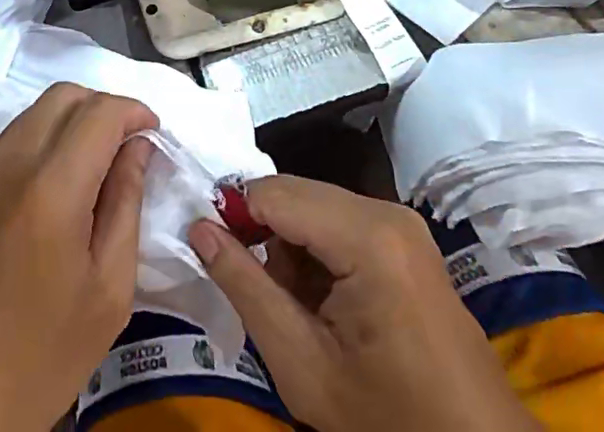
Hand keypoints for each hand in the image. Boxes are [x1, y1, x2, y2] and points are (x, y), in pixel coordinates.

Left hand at [0, 84, 158, 431]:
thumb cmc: (42, 355)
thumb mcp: (108, 289)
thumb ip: (125, 204)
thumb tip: (137, 149)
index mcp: (49, 187)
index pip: (98, 112)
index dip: (134, 112)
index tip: (155, 134)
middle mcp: (7, 162)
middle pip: (62, 96)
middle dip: (104, 108)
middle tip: (131, 146)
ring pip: (34, 113)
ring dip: (73, 122)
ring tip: (99, 167)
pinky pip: (12, 140)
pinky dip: (45, 141)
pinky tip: (61, 186)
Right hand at [188, 176, 537, 431]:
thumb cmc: (388, 417)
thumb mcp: (300, 361)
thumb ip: (244, 285)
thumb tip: (198, 227)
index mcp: (367, 237)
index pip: (271, 193)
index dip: (232, 215)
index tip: (212, 254)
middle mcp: (386, 212)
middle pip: (292, 193)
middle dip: (261, 231)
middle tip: (254, 287)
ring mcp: (400, 223)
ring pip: (310, 205)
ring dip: (286, 244)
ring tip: (293, 305)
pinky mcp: (405, 238)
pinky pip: (337, 221)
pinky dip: (314, 249)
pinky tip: (320, 300)